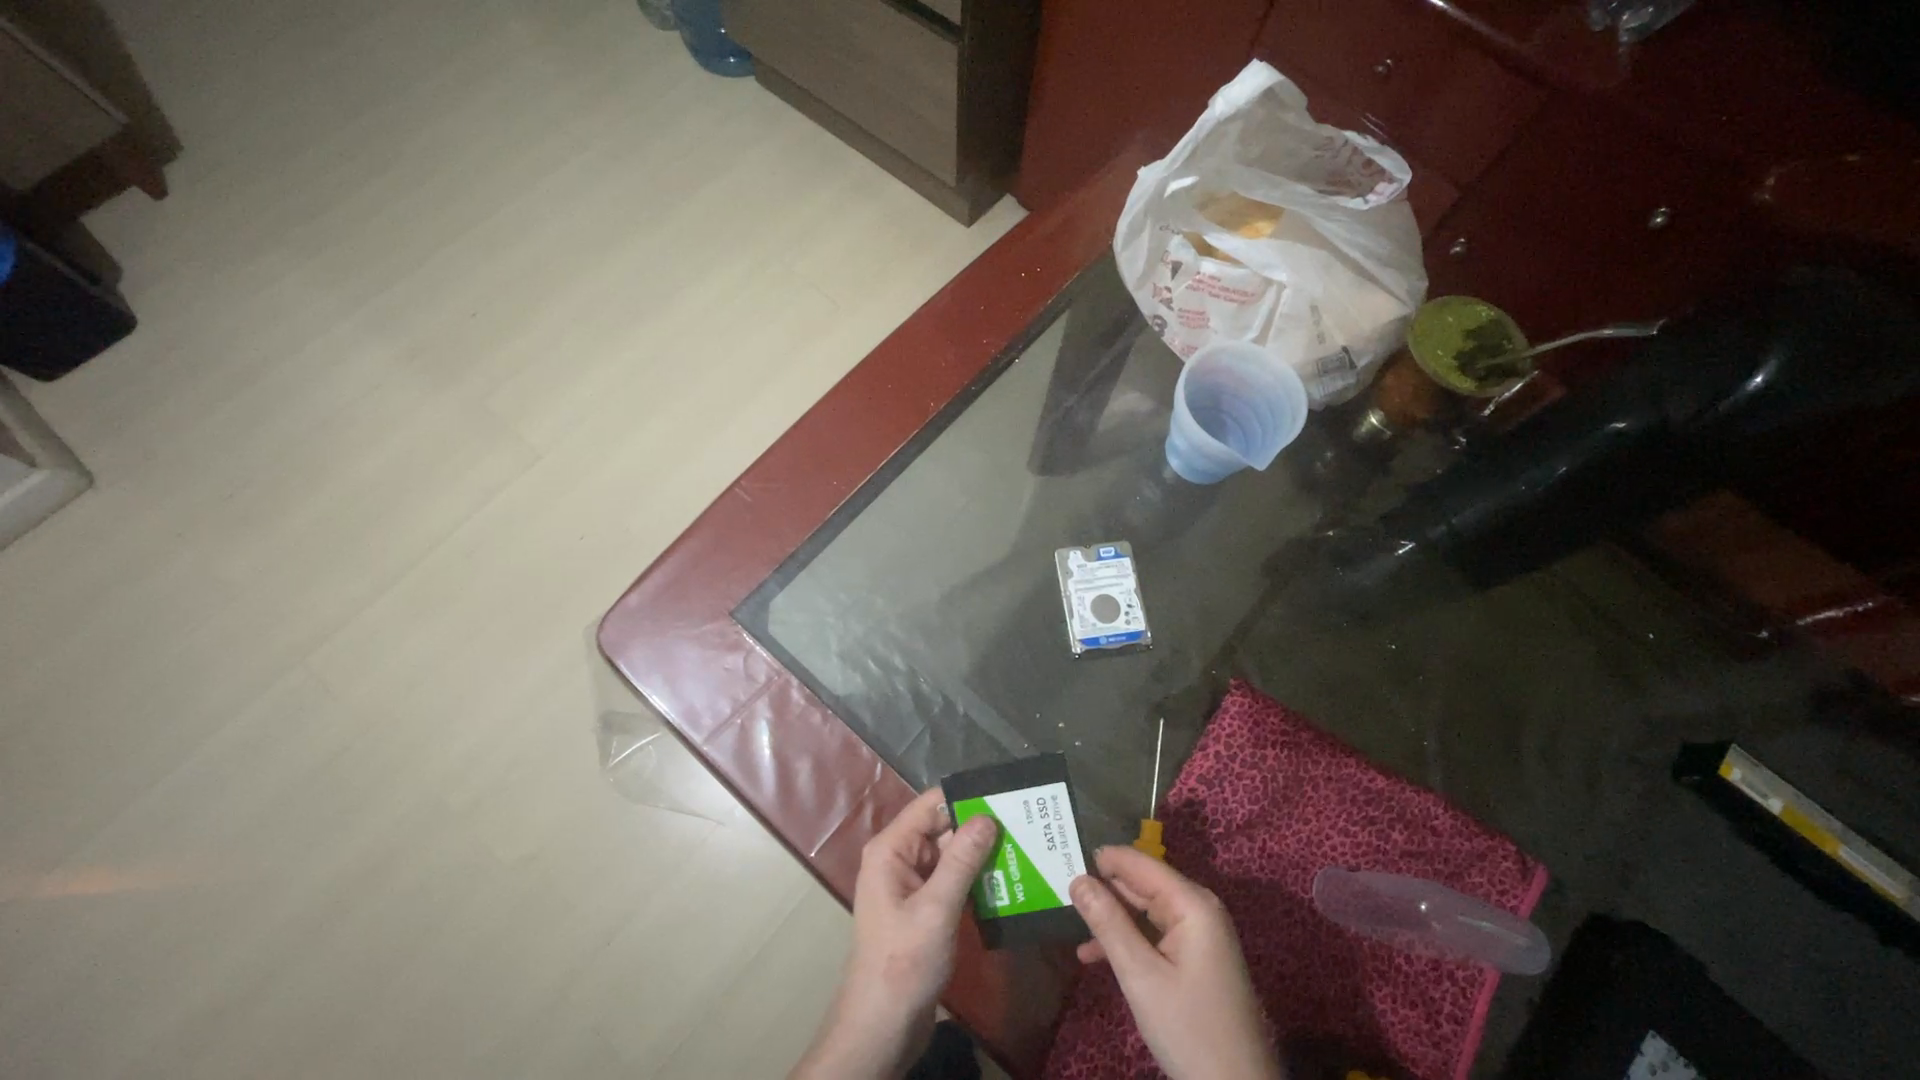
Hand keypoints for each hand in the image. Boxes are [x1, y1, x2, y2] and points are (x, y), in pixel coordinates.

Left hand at [790, 787, 998, 1079]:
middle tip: (1028, 822)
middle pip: (942, 828)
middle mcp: (898, 859)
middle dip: (980, 826)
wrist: (882, 1024)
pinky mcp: (923, 909)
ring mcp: (910, 885)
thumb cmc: (903, 961)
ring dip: (982, 854)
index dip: (967, 798)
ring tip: (1027, 846)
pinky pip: (951, 881)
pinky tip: (1009, 880)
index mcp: (891, 849)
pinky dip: (976, 880)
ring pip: (950, 856)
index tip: (1008, 796)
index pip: (931, 805)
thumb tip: (987, 817)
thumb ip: (961, 861)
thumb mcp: (936, 908)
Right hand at [1070, 846, 1281, 1079]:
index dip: (1102, 859)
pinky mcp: (1195, 959)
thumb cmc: (1189, 1028)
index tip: (1060, 857)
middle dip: (1103, 887)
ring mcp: (1199, 935)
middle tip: (1057, 887)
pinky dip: (1126, 941)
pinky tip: (1093, 955)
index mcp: (1192, 905)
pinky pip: (1154, 935)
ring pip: (1145, 911)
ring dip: (1110, 918)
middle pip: (1143, 885)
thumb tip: (1078, 879)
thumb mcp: (1140, 975)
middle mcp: (1199, 910)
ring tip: (1068, 921)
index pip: (1140, 864)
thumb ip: (1108, 923)